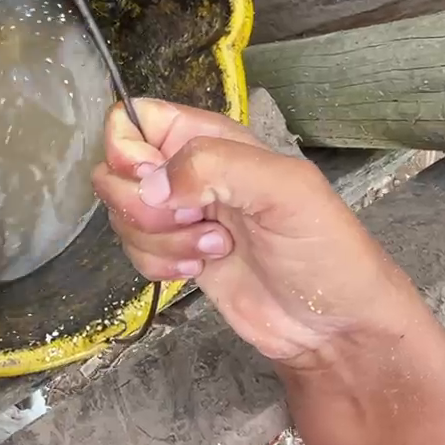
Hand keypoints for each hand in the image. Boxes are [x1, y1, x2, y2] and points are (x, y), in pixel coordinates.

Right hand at [91, 100, 429, 368]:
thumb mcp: (285, 190)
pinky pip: (131, 250)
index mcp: (209, 138)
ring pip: (121, 215)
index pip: (133, 119)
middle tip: (193, 221)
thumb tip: (150, 186)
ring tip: (214, 249)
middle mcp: (184, 170)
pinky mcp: (171, 252)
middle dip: (143, 206)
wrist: (329, 325)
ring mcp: (176, 214)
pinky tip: (198, 270)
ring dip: (159, 241)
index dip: (128, 150)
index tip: (155, 182)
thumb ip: (215, 167)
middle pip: (114, 171)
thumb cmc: (323, 249)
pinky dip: (157, 264)